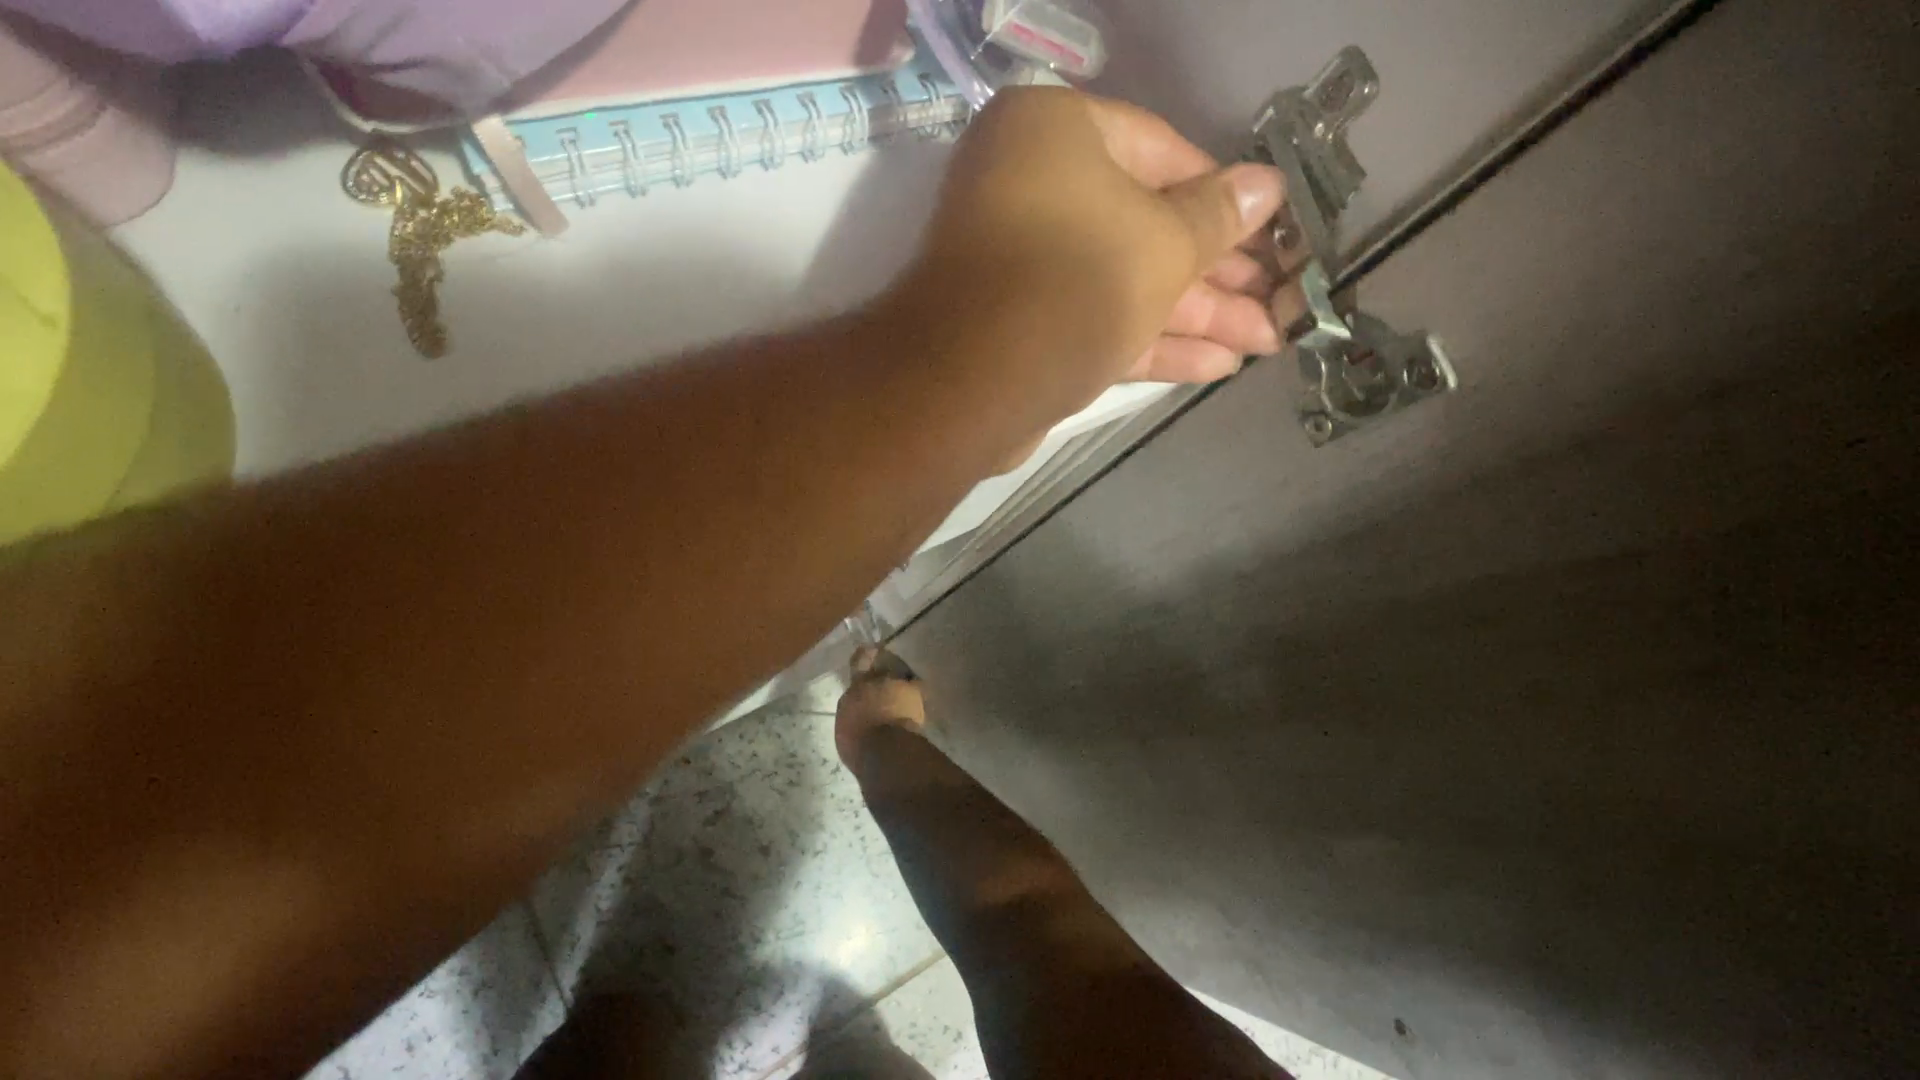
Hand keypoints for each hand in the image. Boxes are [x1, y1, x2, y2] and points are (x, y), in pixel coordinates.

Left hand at [898, 88, 1286, 424]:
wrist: (973, 383)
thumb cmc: (1076, 280)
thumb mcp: (1162, 242)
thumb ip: (1216, 217)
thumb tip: (1265, 187)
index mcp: (1052, 133)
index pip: (1158, 149)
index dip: (1221, 193)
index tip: (1270, 226)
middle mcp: (1029, 187)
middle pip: (1143, 225)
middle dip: (1217, 272)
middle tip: (1278, 300)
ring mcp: (1021, 263)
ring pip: (1124, 281)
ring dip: (1197, 315)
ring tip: (1266, 342)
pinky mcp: (1020, 327)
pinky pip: (1095, 321)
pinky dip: (1152, 342)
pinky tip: (1216, 367)